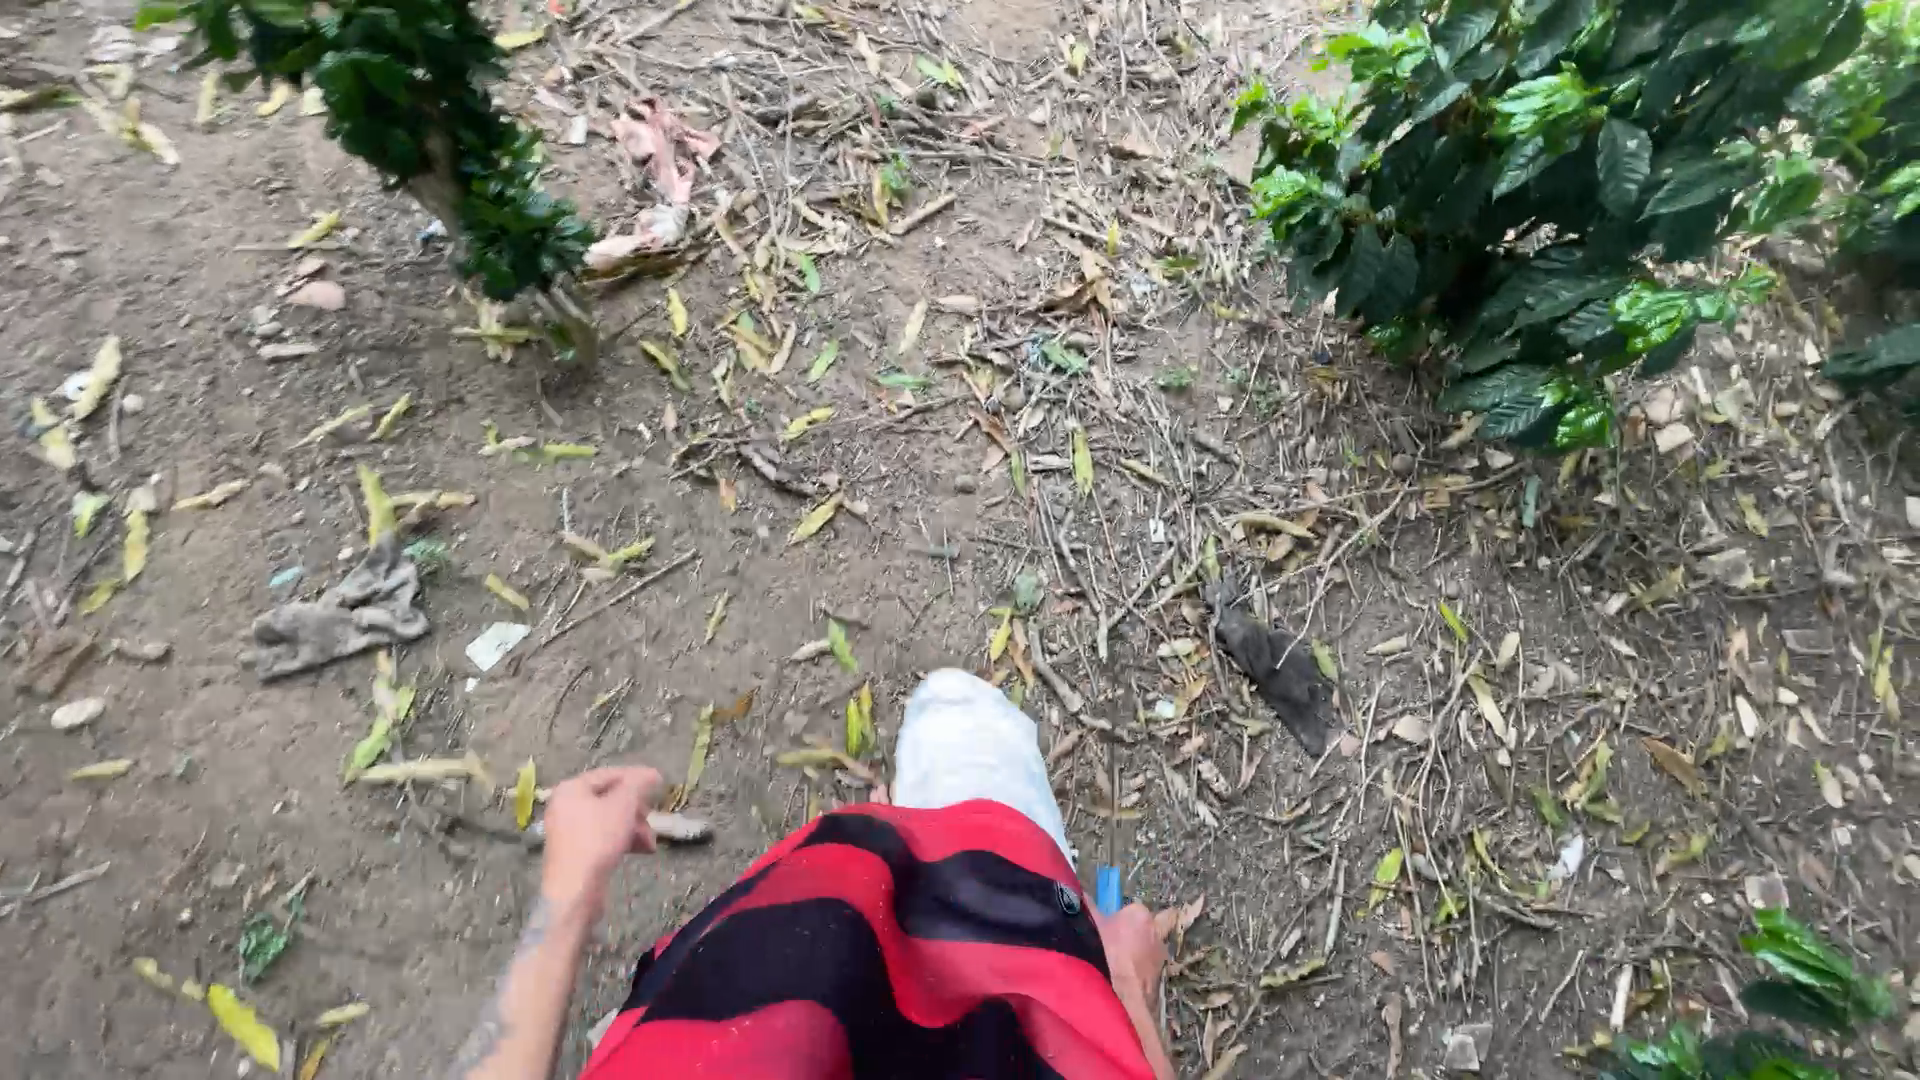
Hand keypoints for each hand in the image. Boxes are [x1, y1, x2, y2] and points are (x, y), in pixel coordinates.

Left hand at [539, 766, 662, 911]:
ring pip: (611, 819)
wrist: (575, 890)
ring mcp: (569, 831)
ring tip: (649, 843)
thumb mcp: (624, 804)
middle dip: (637, 809)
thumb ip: (639, 783)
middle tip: (652, 818)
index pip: (610, 774)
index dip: (637, 777)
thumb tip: (652, 773)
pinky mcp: (576, 852)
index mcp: (572, 789)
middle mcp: (566, 806)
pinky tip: (641, 850)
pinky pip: (604, 836)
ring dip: (635, 827)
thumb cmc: (598, 838)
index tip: (660, 785)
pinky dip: (623, 839)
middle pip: (612, 798)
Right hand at [1092, 902, 1168, 1004]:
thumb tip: (1081, 894)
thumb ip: (1089, 907)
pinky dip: (1148, 963)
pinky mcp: (1163, 968)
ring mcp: (1161, 949)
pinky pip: (1155, 961)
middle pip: (1160, 920)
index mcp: (1139, 912)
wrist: (1125, 986)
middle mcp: (1155, 927)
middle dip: (1151, 925)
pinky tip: (1135, 971)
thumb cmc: (1108, 949)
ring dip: (1149, 946)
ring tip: (1131, 956)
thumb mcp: (1093, 925)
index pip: (1134, 909)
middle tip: (1135, 933)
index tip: (1116, 925)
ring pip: (1158, 942)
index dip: (1126, 917)